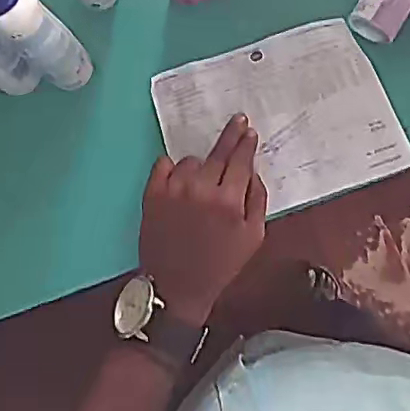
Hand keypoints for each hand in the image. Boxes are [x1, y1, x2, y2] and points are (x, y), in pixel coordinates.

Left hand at [139, 114, 266, 325]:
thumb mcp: (253, 237)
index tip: (249, 130)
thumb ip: (258, 200)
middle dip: (231, 136)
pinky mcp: (151, 195)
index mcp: (228, 201)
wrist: (177, 288)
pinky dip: (172, 168)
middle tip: (238, 122)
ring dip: (200, 165)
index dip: (246, 143)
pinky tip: (178, 177)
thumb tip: (253, 171)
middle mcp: (200, 189)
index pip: (240, 160)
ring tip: (203, 183)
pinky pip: (163, 164)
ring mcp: (173, 190)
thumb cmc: (220, 264)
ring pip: (191, 161)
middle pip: (218, 153)